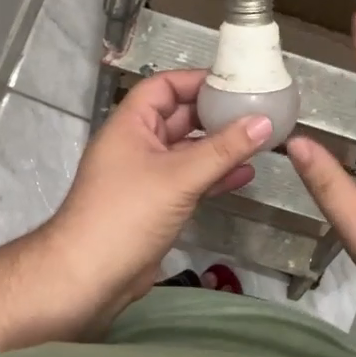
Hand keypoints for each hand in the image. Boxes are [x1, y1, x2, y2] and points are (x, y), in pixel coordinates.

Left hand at [41, 70, 272, 331]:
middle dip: (215, 113)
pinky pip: (190, 180)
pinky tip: (245, 174)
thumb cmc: (127, 214)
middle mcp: (137, 144)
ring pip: (188, 151)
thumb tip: (265, 121)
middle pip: (179, 117)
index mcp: (130, 124)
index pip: (164, 86)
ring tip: (260, 139)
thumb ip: (223, 149)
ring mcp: (147, 176)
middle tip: (257, 107)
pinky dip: (215, 175)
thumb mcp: (179, 176)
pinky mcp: (157, 204)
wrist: (90, 276)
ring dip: (220, 146)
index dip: (197, 80)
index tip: (235, 81)